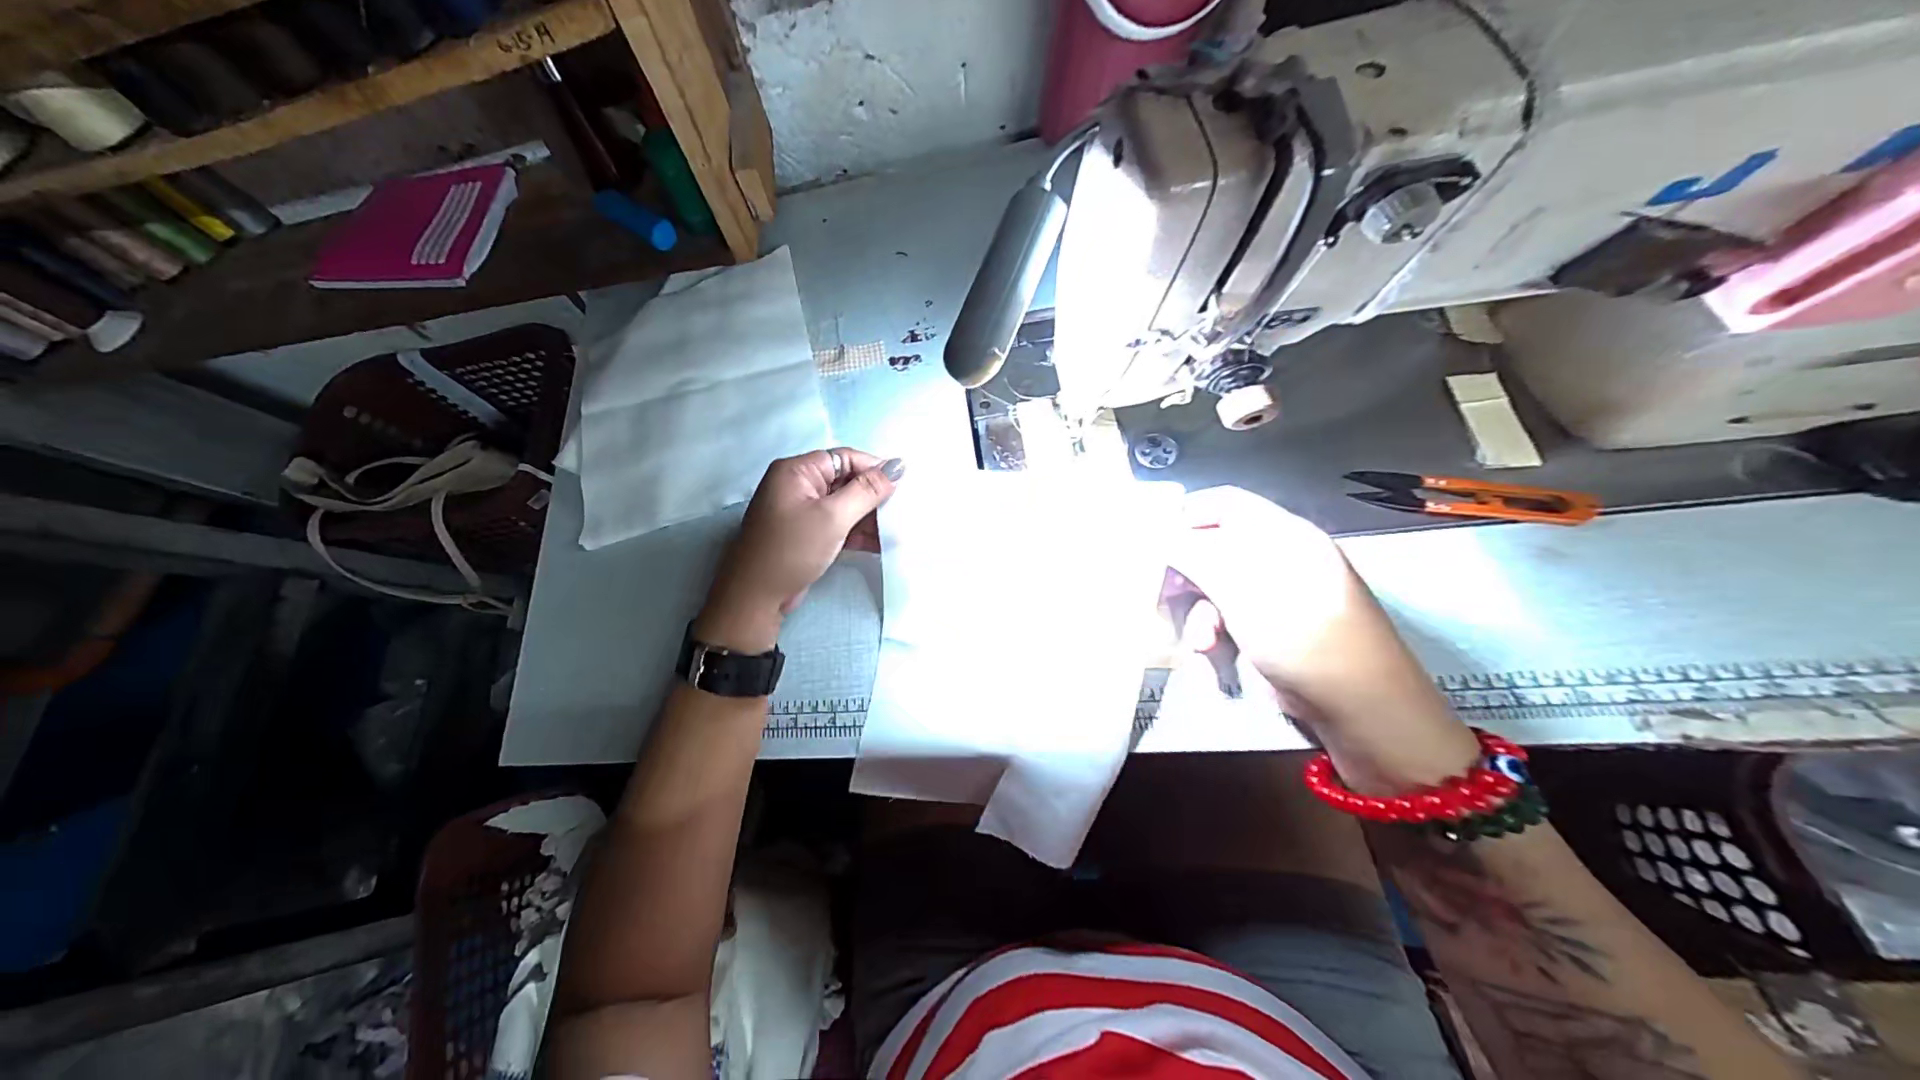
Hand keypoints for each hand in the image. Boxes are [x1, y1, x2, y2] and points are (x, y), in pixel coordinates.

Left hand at [696, 448, 902, 652]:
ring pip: (844, 506)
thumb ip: (867, 490)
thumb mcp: (833, 517)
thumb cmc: (792, 549)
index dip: (874, 468)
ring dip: (869, 518)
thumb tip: (897, 465)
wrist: (755, 597)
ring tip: (898, 530)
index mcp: (797, 471)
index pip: (844, 458)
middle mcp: (798, 486)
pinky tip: (881, 544)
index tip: (904, 484)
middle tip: (904, 509)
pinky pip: (838, 525)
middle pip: (846, 481)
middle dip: (874, 496)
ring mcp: (801, 512)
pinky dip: (858, 533)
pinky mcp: (807, 535)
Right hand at [1169, 486, 1479, 793]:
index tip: (1150, 544)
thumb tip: (1158, 535)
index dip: (1185, 516)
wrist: (1362, 708)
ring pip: (1215, 590)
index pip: (1225, 504)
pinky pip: (1228, 620)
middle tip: (1162, 598)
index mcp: (1284, 534)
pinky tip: (1210, 656)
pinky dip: (1213, 635)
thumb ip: (1194, 554)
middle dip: (1185, 576)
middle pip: (1214, 549)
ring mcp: (1277, 597)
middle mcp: (1280, 558)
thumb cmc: (1301, 634)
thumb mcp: (1241, 588)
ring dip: (1197, 614)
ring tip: (1198, 643)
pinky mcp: (1273, 631)